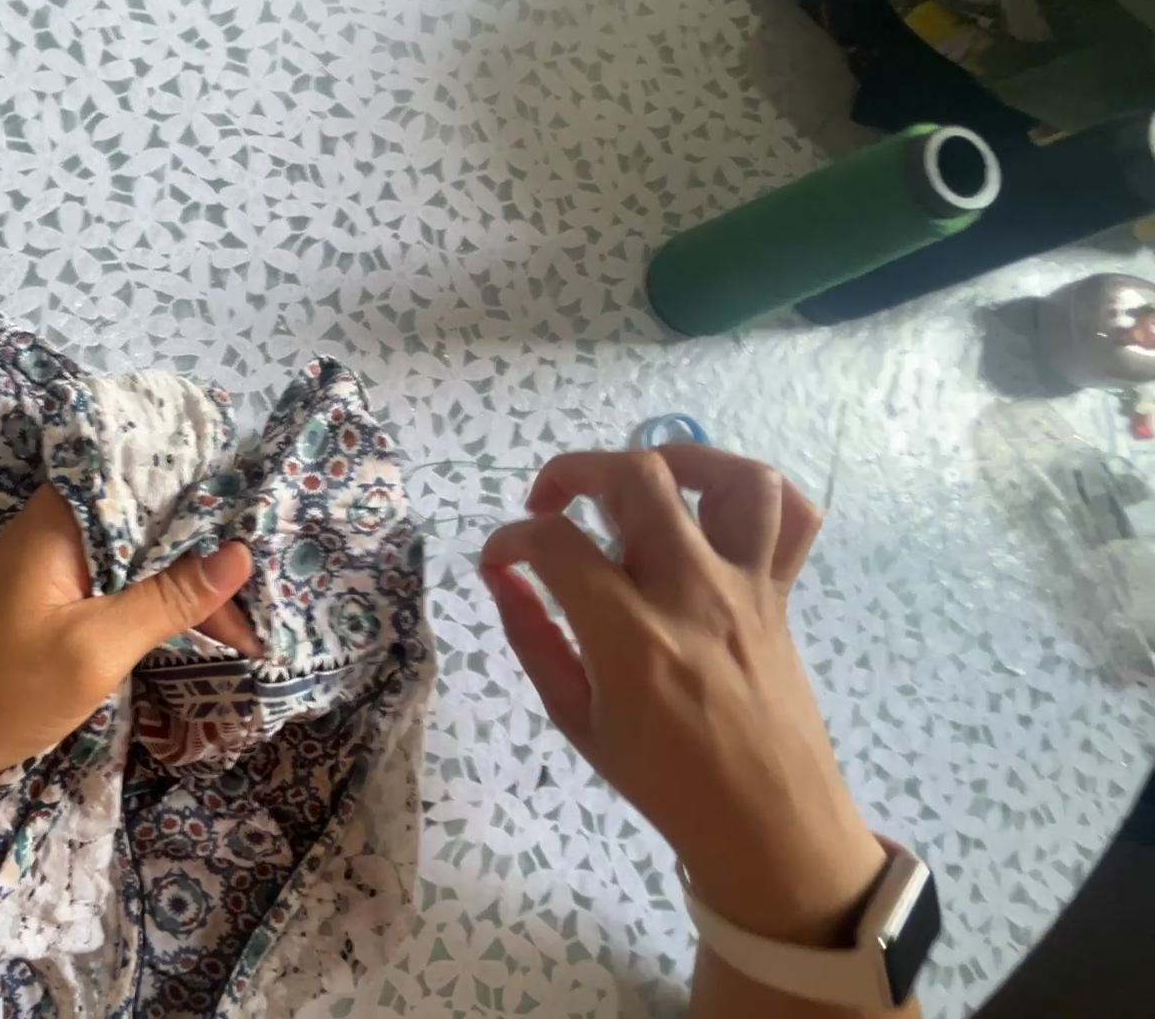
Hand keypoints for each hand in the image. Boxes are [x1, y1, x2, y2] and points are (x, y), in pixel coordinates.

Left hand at [0, 484, 258, 811]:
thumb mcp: (94, 648)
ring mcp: (52, 560)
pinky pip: (116, 580)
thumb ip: (168, 598)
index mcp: (62, 518)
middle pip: (148, 520)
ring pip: (137, 554)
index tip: (263, 531)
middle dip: (205, 552)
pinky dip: (154, 600)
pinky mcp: (50, 593)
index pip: (150, 482)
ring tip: (242, 617)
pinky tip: (191, 621)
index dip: (209, 502)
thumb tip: (239, 553)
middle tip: (261, 589)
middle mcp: (57, 525)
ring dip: (184, 582)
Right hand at [480, 447, 883, 944]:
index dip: (509, 539)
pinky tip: (705, 508)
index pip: (554, 544)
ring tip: (632, 487)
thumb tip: (500, 574)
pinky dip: (749, 490)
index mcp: (630, 636)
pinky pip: (791, 515)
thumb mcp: (571, 714)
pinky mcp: (780, 595)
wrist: (772, 829)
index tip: (498, 559)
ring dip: (669, 460)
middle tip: (549, 503)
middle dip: (573, 470)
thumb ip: (530, 635)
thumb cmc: (659, 777)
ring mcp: (748, 589)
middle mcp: (692, 595)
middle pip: (637, 479)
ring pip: (731, 477)